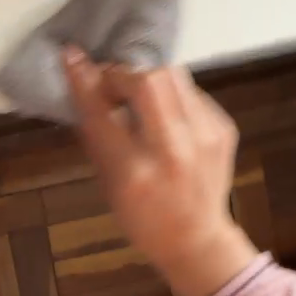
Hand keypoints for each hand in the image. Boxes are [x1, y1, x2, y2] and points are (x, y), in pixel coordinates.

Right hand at [62, 48, 259, 295]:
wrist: (196, 239)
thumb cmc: (142, 220)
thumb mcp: (110, 188)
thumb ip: (99, 142)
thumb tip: (86, 97)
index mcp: (135, 173)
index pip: (104, 115)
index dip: (85, 82)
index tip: (73, 56)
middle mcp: (172, 150)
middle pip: (148, 82)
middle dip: (122, 73)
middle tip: (110, 82)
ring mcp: (204, 137)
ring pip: (174, 78)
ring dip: (148, 79)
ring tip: (136, 94)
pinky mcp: (223, 129)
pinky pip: (191, 94)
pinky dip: (171, 97)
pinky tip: (164, 116)